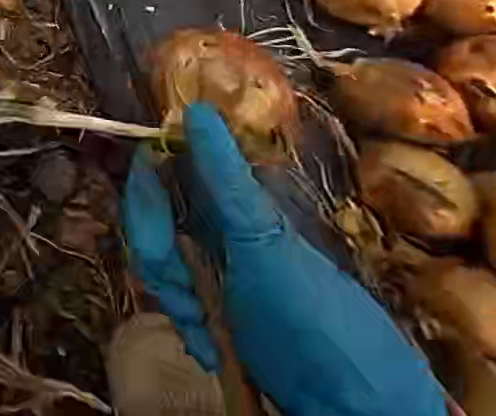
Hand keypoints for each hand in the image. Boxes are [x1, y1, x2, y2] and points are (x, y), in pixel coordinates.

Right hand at [124, 103, 446, 415]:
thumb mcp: (264, 240)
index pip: (161, 166)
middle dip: (156, 254)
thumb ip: (225, 176)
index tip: (154, 237)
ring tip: (202, 327)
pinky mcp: (212, 298)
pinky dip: (182, 317)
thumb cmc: (311, 312)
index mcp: (229, 192)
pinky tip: (208, 344)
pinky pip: (171, 290)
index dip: (146, 195)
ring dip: (169, 290)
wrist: (349, 405)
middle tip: (181, 293)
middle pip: (150, 210)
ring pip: (155, 251)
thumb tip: (195, 108)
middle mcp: (216, 216)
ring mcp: (212, 258)